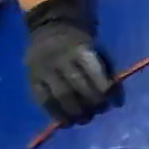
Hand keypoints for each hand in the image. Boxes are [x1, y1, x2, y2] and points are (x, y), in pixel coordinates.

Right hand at [24, 0, 114, 124]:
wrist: (51, 26)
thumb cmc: (81, 44)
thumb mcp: (97, 49)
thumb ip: (106, 71)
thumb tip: (115, 98)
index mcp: (81, 49)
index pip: (95, 73)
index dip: (106, 92)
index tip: (115, 103)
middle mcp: (61, 58)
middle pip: (78, 86)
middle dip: (92, 104)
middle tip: (98, 112)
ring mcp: (44, 69)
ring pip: (60, 96)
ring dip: (74, 113)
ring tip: (83, 119)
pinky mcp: (33, 78)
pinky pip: (43, 100)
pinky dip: (55, 114)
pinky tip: (65, 122)